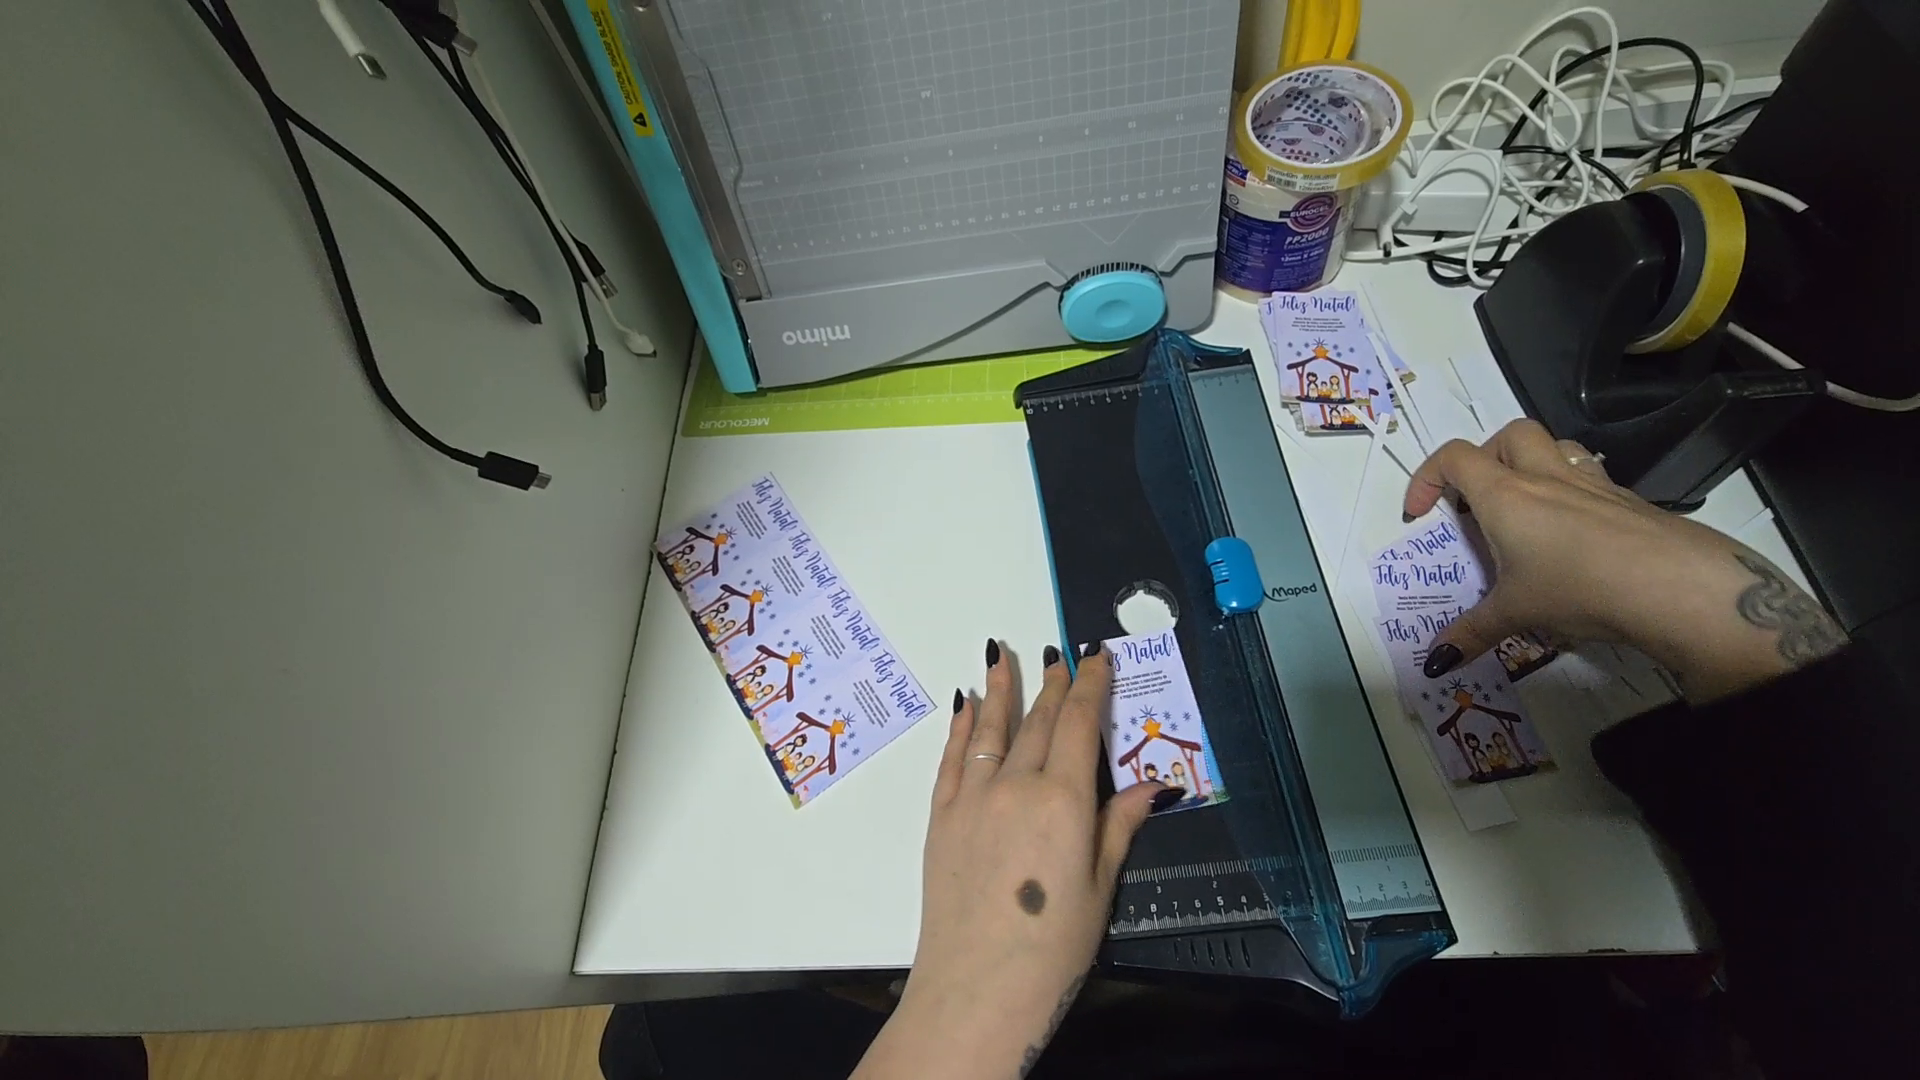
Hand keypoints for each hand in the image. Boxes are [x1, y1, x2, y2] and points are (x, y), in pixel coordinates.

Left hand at [852, 641, 1171, 1079]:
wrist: (977, 987)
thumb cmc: (1052, 946)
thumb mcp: (1101, 886)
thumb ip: (1120, 824)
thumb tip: (1154, 785)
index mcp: (1063, 799)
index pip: (1079, 725)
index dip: (1088, 686)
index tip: (1094, 658)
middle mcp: (1015, 785)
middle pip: (1038, 721)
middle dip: (1051, 685)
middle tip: (1057, 655)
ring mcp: (973, 797)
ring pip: (991, 729)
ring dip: (999, 690)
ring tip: (1001, 655)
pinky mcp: (941, 815)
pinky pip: (953, 758)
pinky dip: (962, 727)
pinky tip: (965, 705)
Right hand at [1404, 420, 1846, 701]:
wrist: (1684, 590)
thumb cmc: (1580, 588)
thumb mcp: (1515, 613)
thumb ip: (1471, 633)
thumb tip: (1435, 664)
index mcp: (1506, 496)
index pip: (1454, 457)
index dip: (1427, 477)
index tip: (1421, 513)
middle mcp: (1547, 479)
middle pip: (1510, 435)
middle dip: (1484, 457)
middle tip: (1477, 498)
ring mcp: (1595, 486)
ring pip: (1556, 447)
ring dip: (1531, 465)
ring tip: (1523, 507)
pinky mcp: (1631, 502)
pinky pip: (1592, 480)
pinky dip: (1571, 495)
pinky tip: (1572, 537)